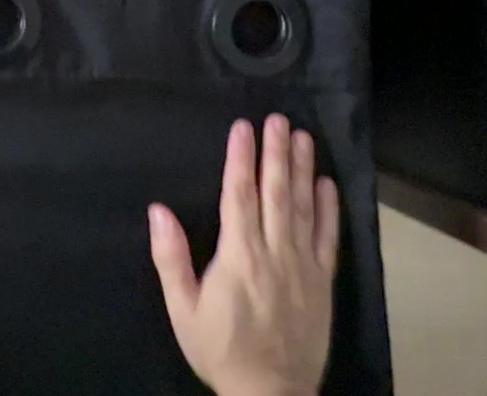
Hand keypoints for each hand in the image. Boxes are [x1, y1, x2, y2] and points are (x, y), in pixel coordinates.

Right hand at [149, 115, 339, 395]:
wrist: (271, 395)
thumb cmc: (220, 348)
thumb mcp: (183, 308)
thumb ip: (171, 257)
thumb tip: (158, 210)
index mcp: (239, 255)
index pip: (240, 195)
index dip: (241, 158)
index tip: (243, 126)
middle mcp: (274, 252)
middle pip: (276, 192)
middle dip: (276, 152)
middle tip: (279, 119)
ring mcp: (303, 266)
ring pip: (304, 208)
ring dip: (302, 170)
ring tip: (303, 137)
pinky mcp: (322, 283)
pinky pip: (328, 239)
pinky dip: (329, 209)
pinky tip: (327, 184)